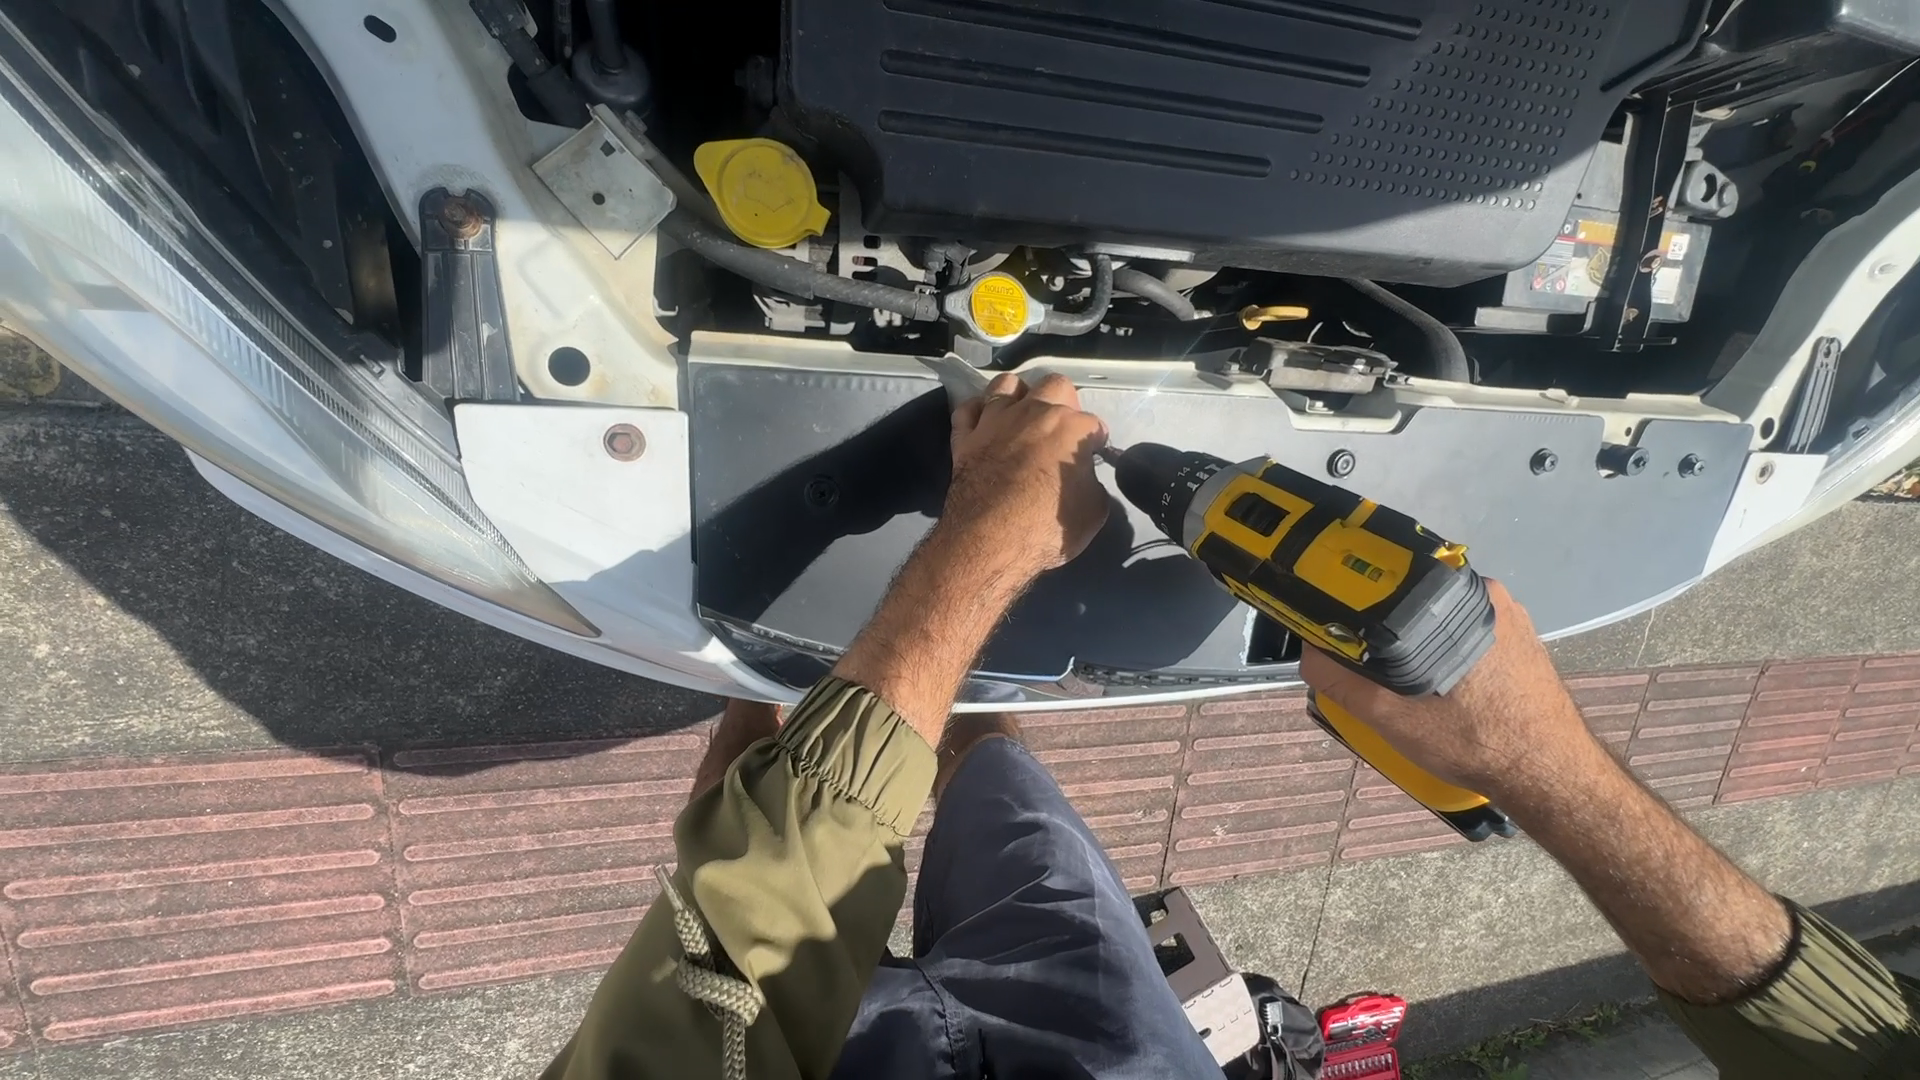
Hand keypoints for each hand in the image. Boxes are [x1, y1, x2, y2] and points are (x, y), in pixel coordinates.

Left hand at [946, 373, 1110, 575]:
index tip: (1090, 458)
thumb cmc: (1047, 528)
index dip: (1094, 442)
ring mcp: (994, 420)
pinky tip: (984, 426)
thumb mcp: (1093, 512)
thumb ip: (1092, 484)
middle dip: (1063, 402)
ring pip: (1006, 384)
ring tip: (1020, 418)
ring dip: (1018, 395)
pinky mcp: (964, 436)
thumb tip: (1084, 478)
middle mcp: (1033, 412)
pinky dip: (976, 414)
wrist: (989, 540)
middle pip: (1055, 385)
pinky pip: (967, 409)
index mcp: (1071, 427)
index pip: (1094, 425)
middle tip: (1060, 430)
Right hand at [1298, 580, 1596, 803]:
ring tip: (1397, 680)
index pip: (1384, 579)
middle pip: (1406, 598)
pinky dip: (1437, 651)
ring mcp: (1507, 616)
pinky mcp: (1518, 639)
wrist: (1554, 778)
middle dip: (1379, 626)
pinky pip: (1458, 632)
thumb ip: (1339, 679)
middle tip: (1363, 664)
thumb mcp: (1389, 716)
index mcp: (1458, 598)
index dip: (1350, 600)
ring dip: (1410, 642)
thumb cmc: (1475, 740)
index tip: (1332, 626)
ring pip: (1431, 617)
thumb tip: (1307, 650)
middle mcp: (1485, 596)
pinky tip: (1432, 686)